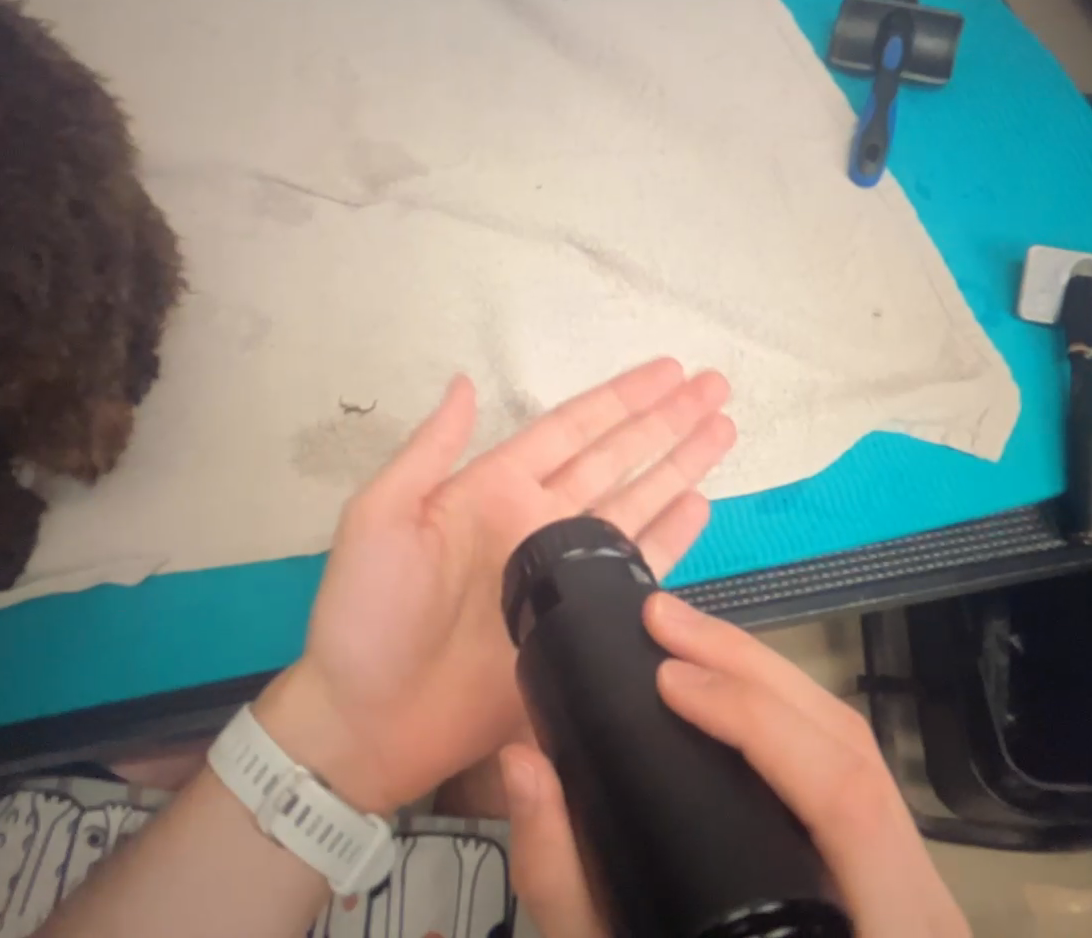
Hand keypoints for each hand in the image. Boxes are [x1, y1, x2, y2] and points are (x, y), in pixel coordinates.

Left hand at [252, 359, 734, 813]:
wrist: (371, 720)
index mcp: (497, 489)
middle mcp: (540, 519)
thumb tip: (465, 381)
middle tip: (716, 386)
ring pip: (638, 503)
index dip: (623, 398)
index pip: (574, 430)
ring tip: (723, 431)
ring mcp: (565, 571)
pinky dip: (672, 537)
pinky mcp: (580, 620)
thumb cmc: (368, 615)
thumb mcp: (380, 519)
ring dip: (681, 467)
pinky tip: (701, 506)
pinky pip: (637, 568)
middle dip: (668, 421)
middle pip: (619, 458)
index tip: (670, 370)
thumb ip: (428, 453)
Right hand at [501, 593, 970, 937]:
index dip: (754, 718)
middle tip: (659, 619)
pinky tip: (721, 684)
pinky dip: (773, 707)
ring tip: (680, 633)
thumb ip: (568, 887)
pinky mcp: (879, 858)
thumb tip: (525, 765)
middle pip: (847, 740)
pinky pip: (833, 759)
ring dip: (760, 672)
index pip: (841, 792)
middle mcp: (913, 893)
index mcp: (884, 928)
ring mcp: (906, 871)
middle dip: (748, 664)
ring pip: (847, 738)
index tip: (665, 680)